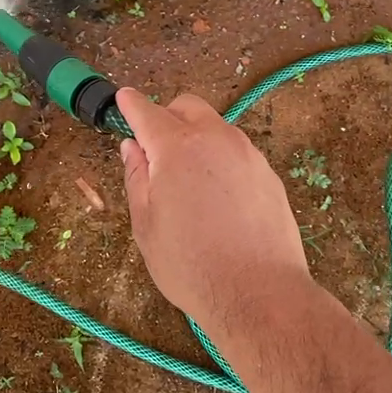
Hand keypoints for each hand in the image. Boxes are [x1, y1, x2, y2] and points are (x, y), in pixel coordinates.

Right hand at [115, 87, 310, 333]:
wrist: (259, 294)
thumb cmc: (190, 264)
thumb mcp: (146, 225)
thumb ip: (137, 177)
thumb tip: (132, 147)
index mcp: (175, 146)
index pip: (147, 111)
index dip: (131, 104)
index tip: (123, 99)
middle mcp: (213, 138)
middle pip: (186, 106)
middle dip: (167, 117)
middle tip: (157, 151)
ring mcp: (246, 152)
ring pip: (214, 127)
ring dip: (197, 139)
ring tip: (191, 183)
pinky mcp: (268, 172)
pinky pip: (237, 152)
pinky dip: (221, 160)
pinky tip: (221, 200)